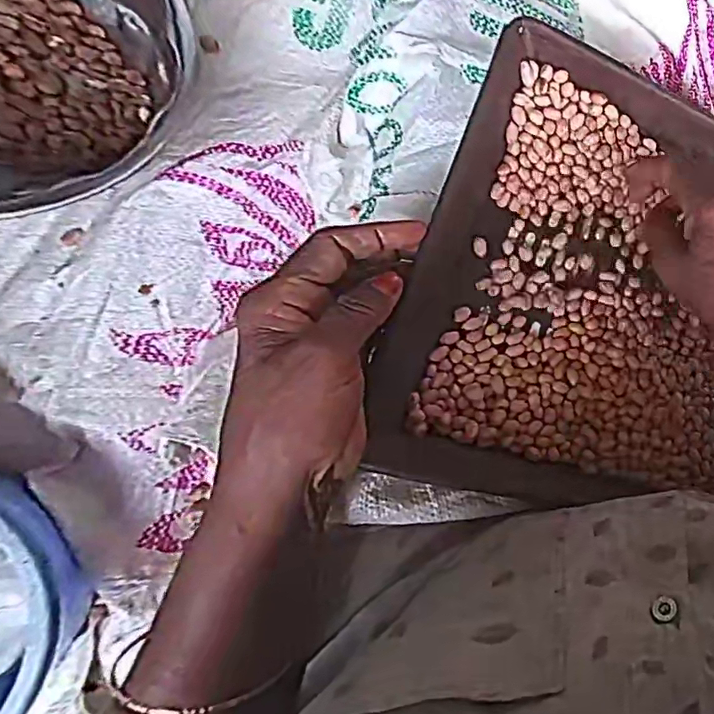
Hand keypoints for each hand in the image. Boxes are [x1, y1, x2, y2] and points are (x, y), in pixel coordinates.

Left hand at [216, 221, 426, 507]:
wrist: (287, 478)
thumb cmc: (291, 417)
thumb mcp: (324, 354)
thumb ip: (359, 311)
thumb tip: (391, 279)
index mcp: (278, 302)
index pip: (329, 251)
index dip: (376, 237)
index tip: (419, 235)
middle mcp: (298, 314)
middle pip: (346, 269)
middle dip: (388, 256)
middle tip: (433, 252)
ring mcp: (322, 340)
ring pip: (363, 298)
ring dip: (395, 285)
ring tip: (434, 277)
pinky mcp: (344, 364)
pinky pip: (373, 328)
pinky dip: (396, 316)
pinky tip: (421, 312)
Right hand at [627, 157, 713, 343]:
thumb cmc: (708, 292)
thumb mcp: (670, 262)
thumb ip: (655, 230)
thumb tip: (650, 216)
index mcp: (708, 206)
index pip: (673, 170)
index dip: (645, 171)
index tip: (626, 183)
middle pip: (685, 175)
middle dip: (656, 181)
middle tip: (635, 198)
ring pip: (693, 190)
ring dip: (669, 197)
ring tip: (650, 220)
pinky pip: (702, 205)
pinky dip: (683, 209)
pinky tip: (671, 230)